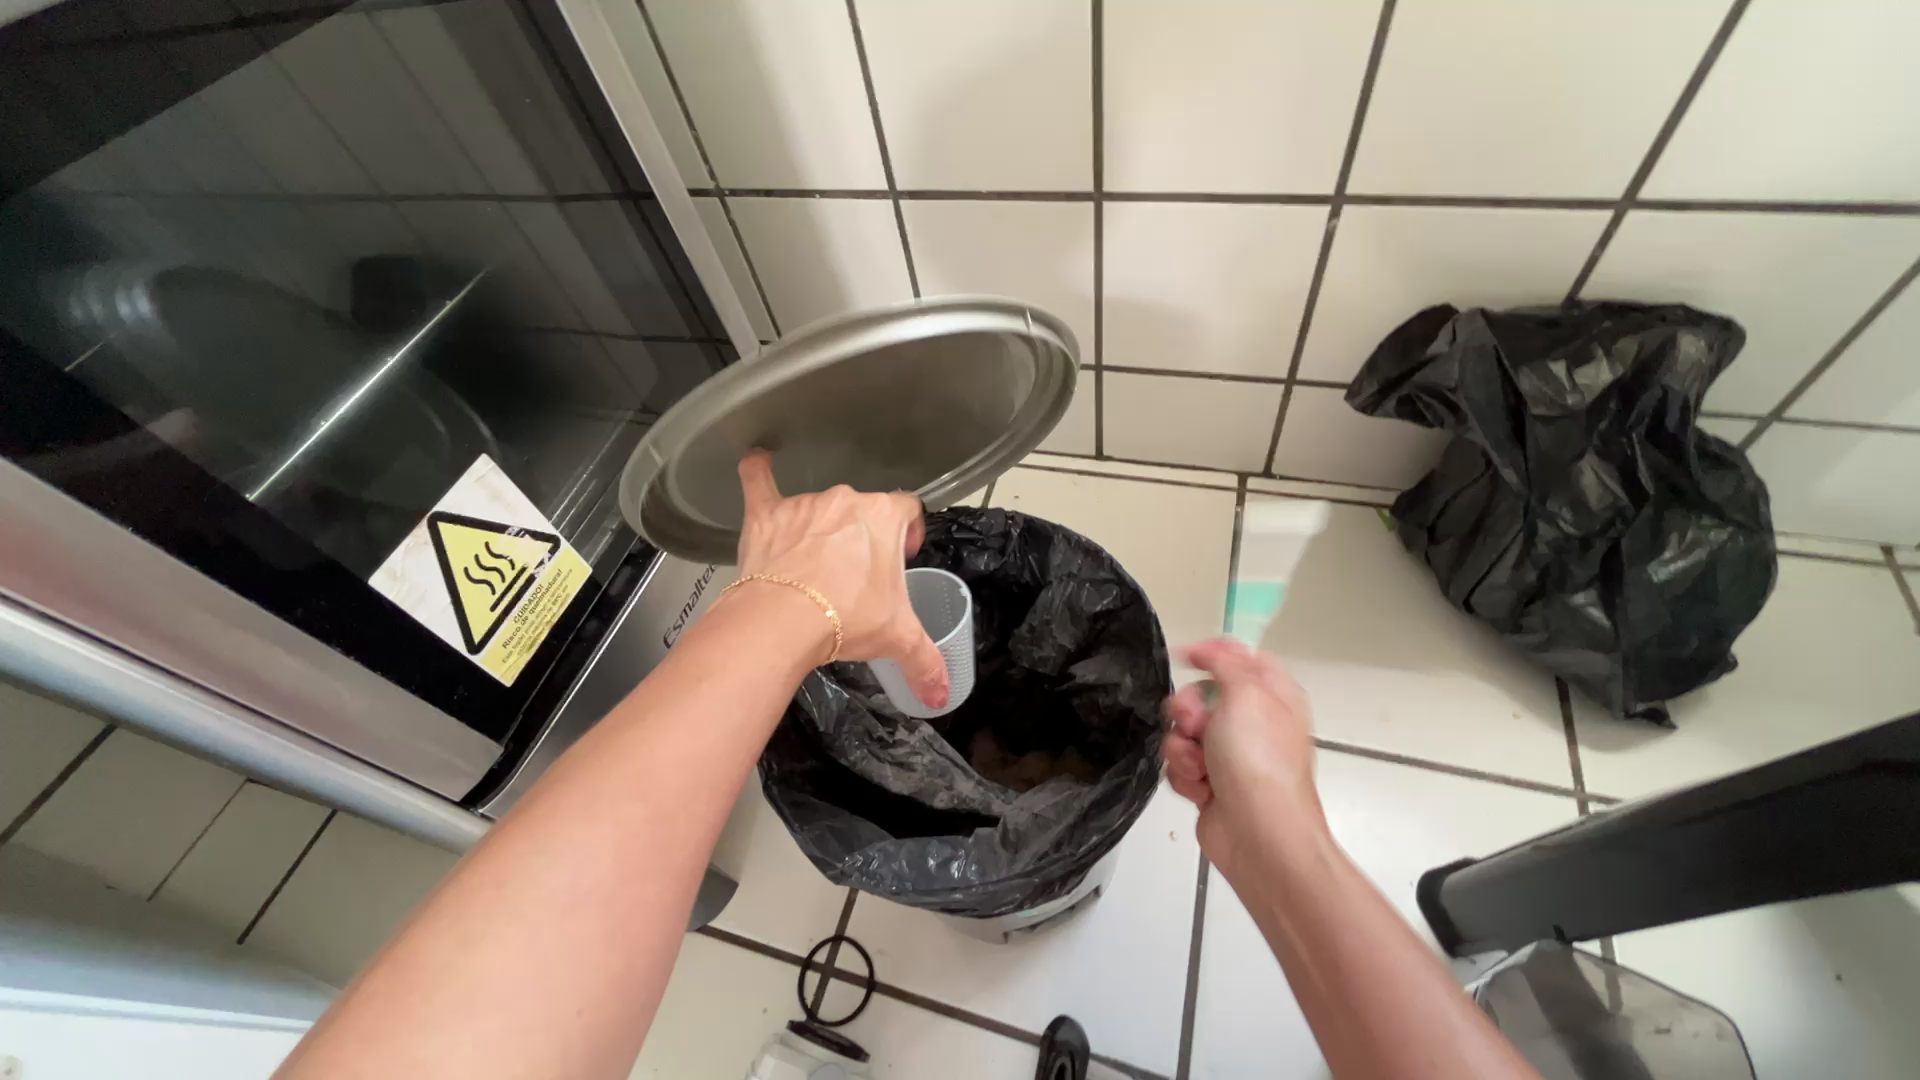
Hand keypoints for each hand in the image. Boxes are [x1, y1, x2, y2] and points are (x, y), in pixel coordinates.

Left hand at [733, 450, 949, 707]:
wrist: (784, 620)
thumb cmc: (849, 618)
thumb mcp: (897, 638)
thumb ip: (925, 660)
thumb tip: (942, 694)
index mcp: (885, 517)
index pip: (907, 509)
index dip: (907, 533)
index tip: (900, 559)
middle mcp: (846, 500)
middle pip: (863, 511)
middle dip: (863, 539)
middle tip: (856, 579)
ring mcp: (804, 505)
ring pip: (819, 509)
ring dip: (821, 531)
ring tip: (814, 571)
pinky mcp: (767, 514)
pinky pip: (759, 482)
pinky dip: (758, 473)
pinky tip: (757, 462)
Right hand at [1162, 639, 1322, 881]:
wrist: (1258, 835)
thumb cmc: (1258, 760)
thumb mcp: (1245, 694)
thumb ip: (1225, 661)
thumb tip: (1208, 648)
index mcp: (1271, 695)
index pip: (1242, 658)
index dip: (1213, 653)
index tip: (1186, 657)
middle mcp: (1252, 722)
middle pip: (1201, 695)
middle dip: (1187, 710)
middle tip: (1194, 725)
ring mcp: (1230, 755)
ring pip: (1183, 731)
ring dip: (1182, 748)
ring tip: (1199, 768)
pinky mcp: (1210, 782)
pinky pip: (1180, 763)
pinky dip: (1183, 774)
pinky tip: (1200, 789)